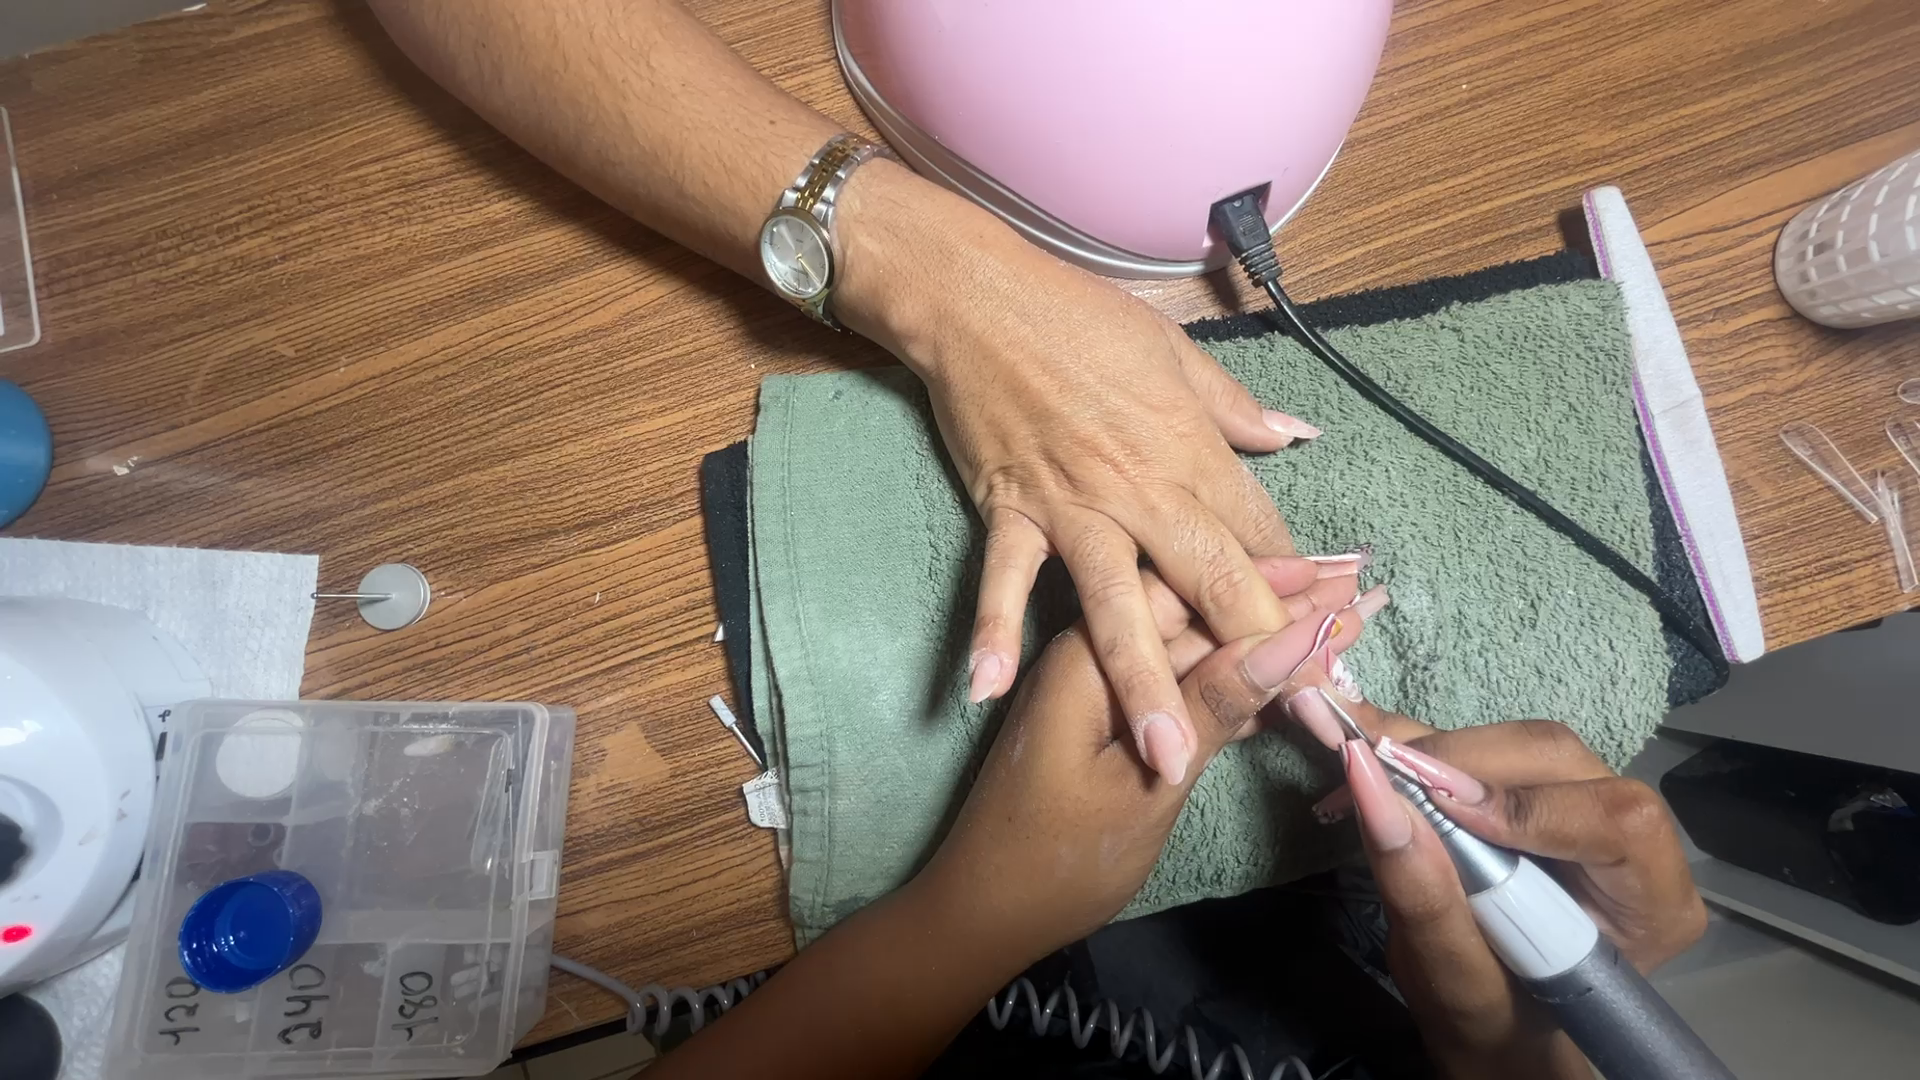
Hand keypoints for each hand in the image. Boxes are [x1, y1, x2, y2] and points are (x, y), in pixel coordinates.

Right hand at [836, 164, 1322, 788]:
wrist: (985, 300)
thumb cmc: (1083, 318)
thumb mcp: (1176, 352)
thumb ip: (1236, 408)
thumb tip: (1297, 438)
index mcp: (1190, 451)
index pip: (1258, 534)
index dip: (1298, 592)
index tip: (1326, 648)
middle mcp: (1142, 492)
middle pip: (1210, 583)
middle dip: (1254, 654)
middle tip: (1288, 730)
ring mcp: (1073, 508)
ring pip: (1116, 602)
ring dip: (1142, 680)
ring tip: (1164, 756)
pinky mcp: (1011, 512)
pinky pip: (1002, 580)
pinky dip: (991, 632)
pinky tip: (985, 693)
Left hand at [910, 557, 1377, 964]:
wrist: (984, 908)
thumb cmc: (1061, 855)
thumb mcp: (1148, 782)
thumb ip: (1212, 704)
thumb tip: (1290, 638)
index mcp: (1090, 654)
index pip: (1187, 597)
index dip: (1265, 588)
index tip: (1341, 581)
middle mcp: (1088, 651)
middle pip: (1189, 615)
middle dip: (1270, 607)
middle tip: (1352, 591)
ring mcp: (1092, 684)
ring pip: (1183, 649)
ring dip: (1251, 644)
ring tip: (1331, 625)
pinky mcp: (1099, 715)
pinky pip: (1165, 682)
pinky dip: (1216, 682)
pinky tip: (1266, 680)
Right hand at [1299, 709, 1708, 1078]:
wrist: (1489, 1011)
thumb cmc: (1492, 1016)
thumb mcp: (1456, 980)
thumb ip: (1423, 895)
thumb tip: (1371, 790)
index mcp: (1647, 900)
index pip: (1614, 820)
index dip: (1522, 803)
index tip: (1436, 804)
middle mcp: (1620, 834)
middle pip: (1550, 758)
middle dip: (1454, 757)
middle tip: (1372, 771)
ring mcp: (1566, 798)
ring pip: (1501, 737)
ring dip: (1417, 744)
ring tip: (1353, 759)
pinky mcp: (1511, 781)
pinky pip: (1459, 739)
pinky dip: (1397, 738)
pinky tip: (1356, 742)